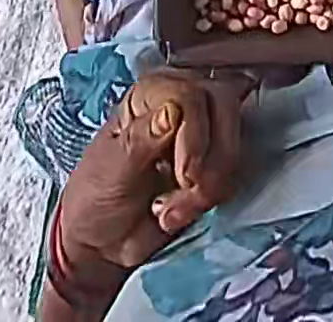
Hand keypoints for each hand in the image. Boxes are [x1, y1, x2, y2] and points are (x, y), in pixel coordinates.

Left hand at [52, 69, 251, 304]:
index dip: (196, 134)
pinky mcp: (214, 157)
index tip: (184, 176)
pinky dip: (216, 195)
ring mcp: (203, 126)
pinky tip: (183, 213)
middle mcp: (183, 98)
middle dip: (213, 159)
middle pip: (225, 106)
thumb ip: (140, 140)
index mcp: (153, 90)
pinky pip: (235, 168)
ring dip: (212, 183)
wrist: (102, 242)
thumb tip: (172, 112)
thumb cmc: (97, 195)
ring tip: (173, 212)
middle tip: (188, 192)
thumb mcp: (111, 170)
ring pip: (235, 139)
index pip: (192, 94)